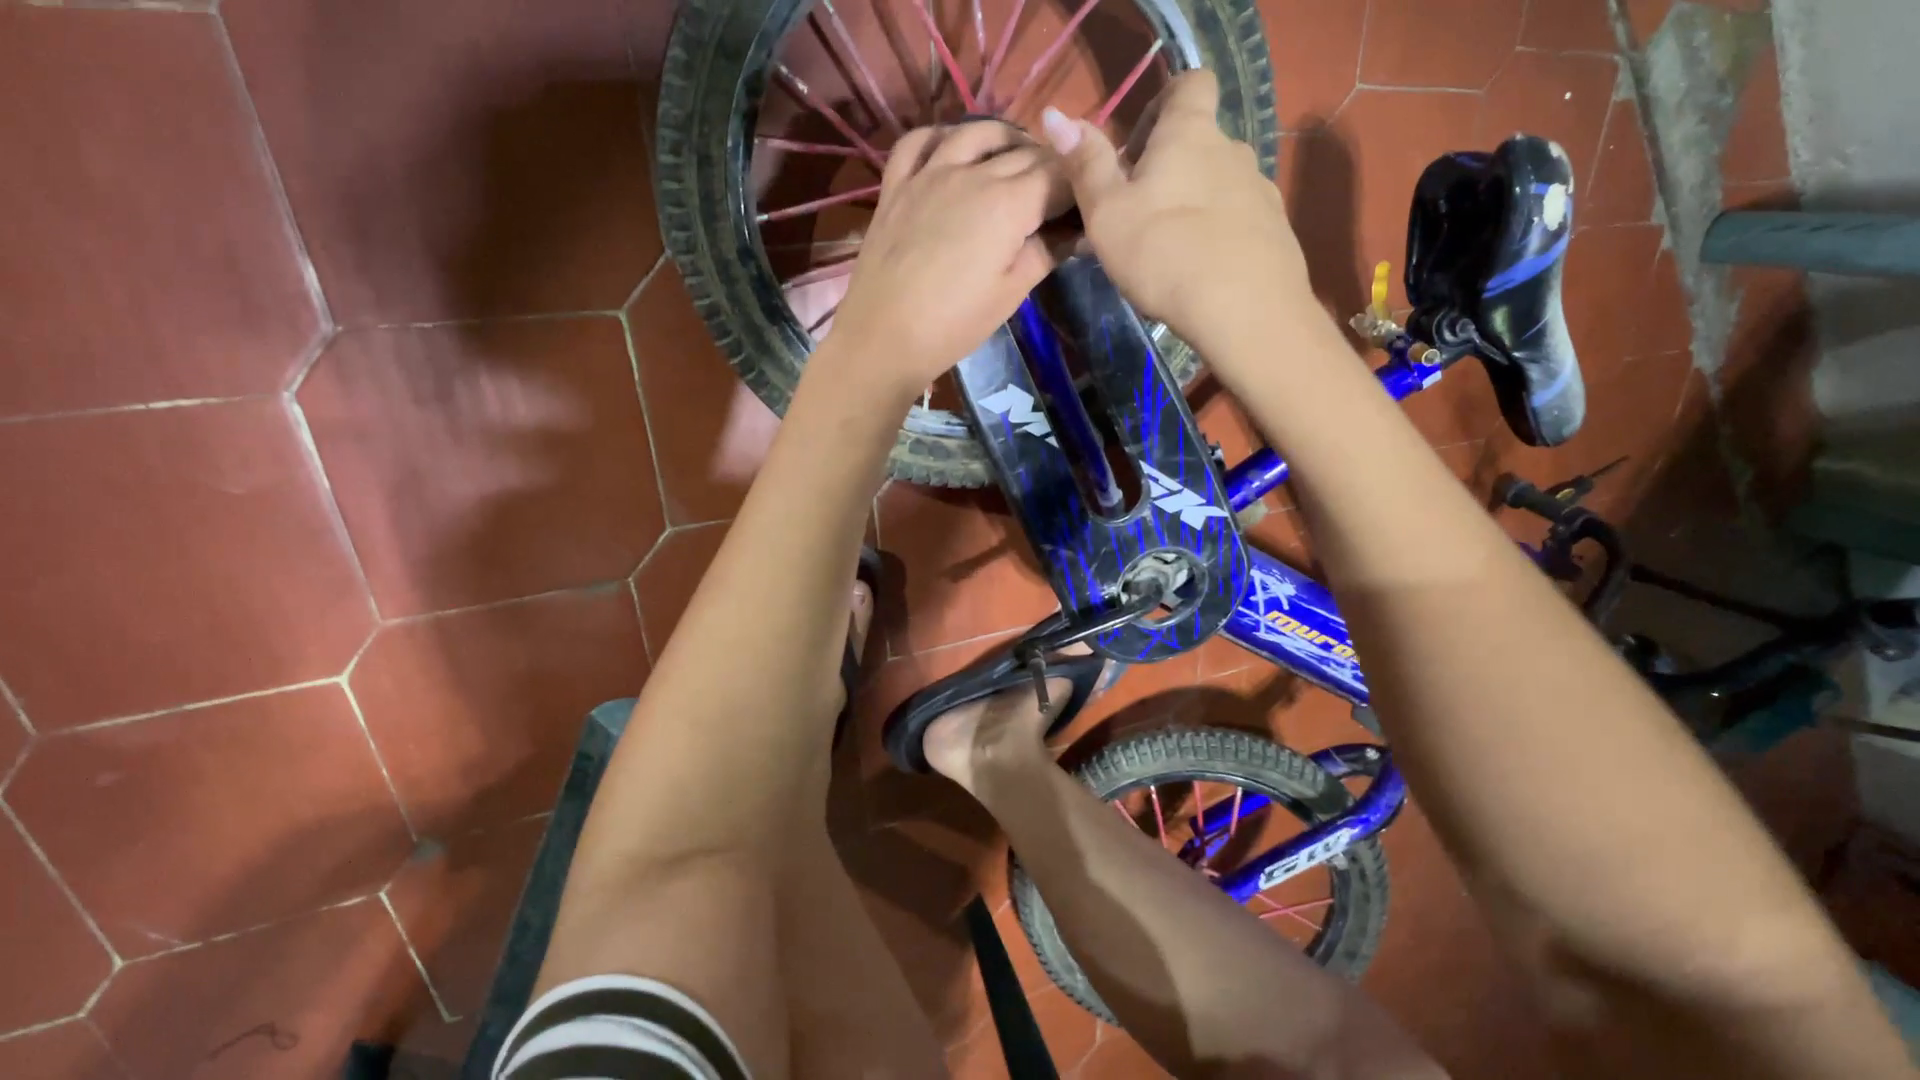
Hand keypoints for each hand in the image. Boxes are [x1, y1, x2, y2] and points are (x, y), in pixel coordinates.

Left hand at [819, 121, 1067, 405]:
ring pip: (975, 133)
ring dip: (1004, 138)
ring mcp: (929, 173)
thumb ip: (1047, 251)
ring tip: (1015, 156)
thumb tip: (1078, 231)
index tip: (1085, 204)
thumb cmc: (954, 324)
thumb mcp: (1011, 293)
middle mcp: (972, 173)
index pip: (1059, 175)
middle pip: (1023, 152)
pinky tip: (951, 148)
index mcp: (1010, 203)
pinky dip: (940, 135)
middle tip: (1059, 190)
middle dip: (1050, 165)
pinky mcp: (896, 185)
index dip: (1079, 186)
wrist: (883, 338)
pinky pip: (917, 141)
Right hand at [1040, 71, 1313, 354]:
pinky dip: (1216, 233)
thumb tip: (1054, 113)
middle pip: (1200, 141)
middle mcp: (1232, 150)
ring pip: (1218, 183)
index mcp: (1190, 133)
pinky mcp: (1275, 231)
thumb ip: (1085, 163)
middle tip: (1136, 212)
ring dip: (1191, 202)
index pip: (1191, 82)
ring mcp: (1260, 190)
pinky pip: (1238, 219)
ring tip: (1166, 250)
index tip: (1136, 145)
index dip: (1164, 100)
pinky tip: (1198, 271)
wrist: (1244, 311)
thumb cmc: (1164, 252)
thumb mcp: (1107, 212)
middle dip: (1168, 166)